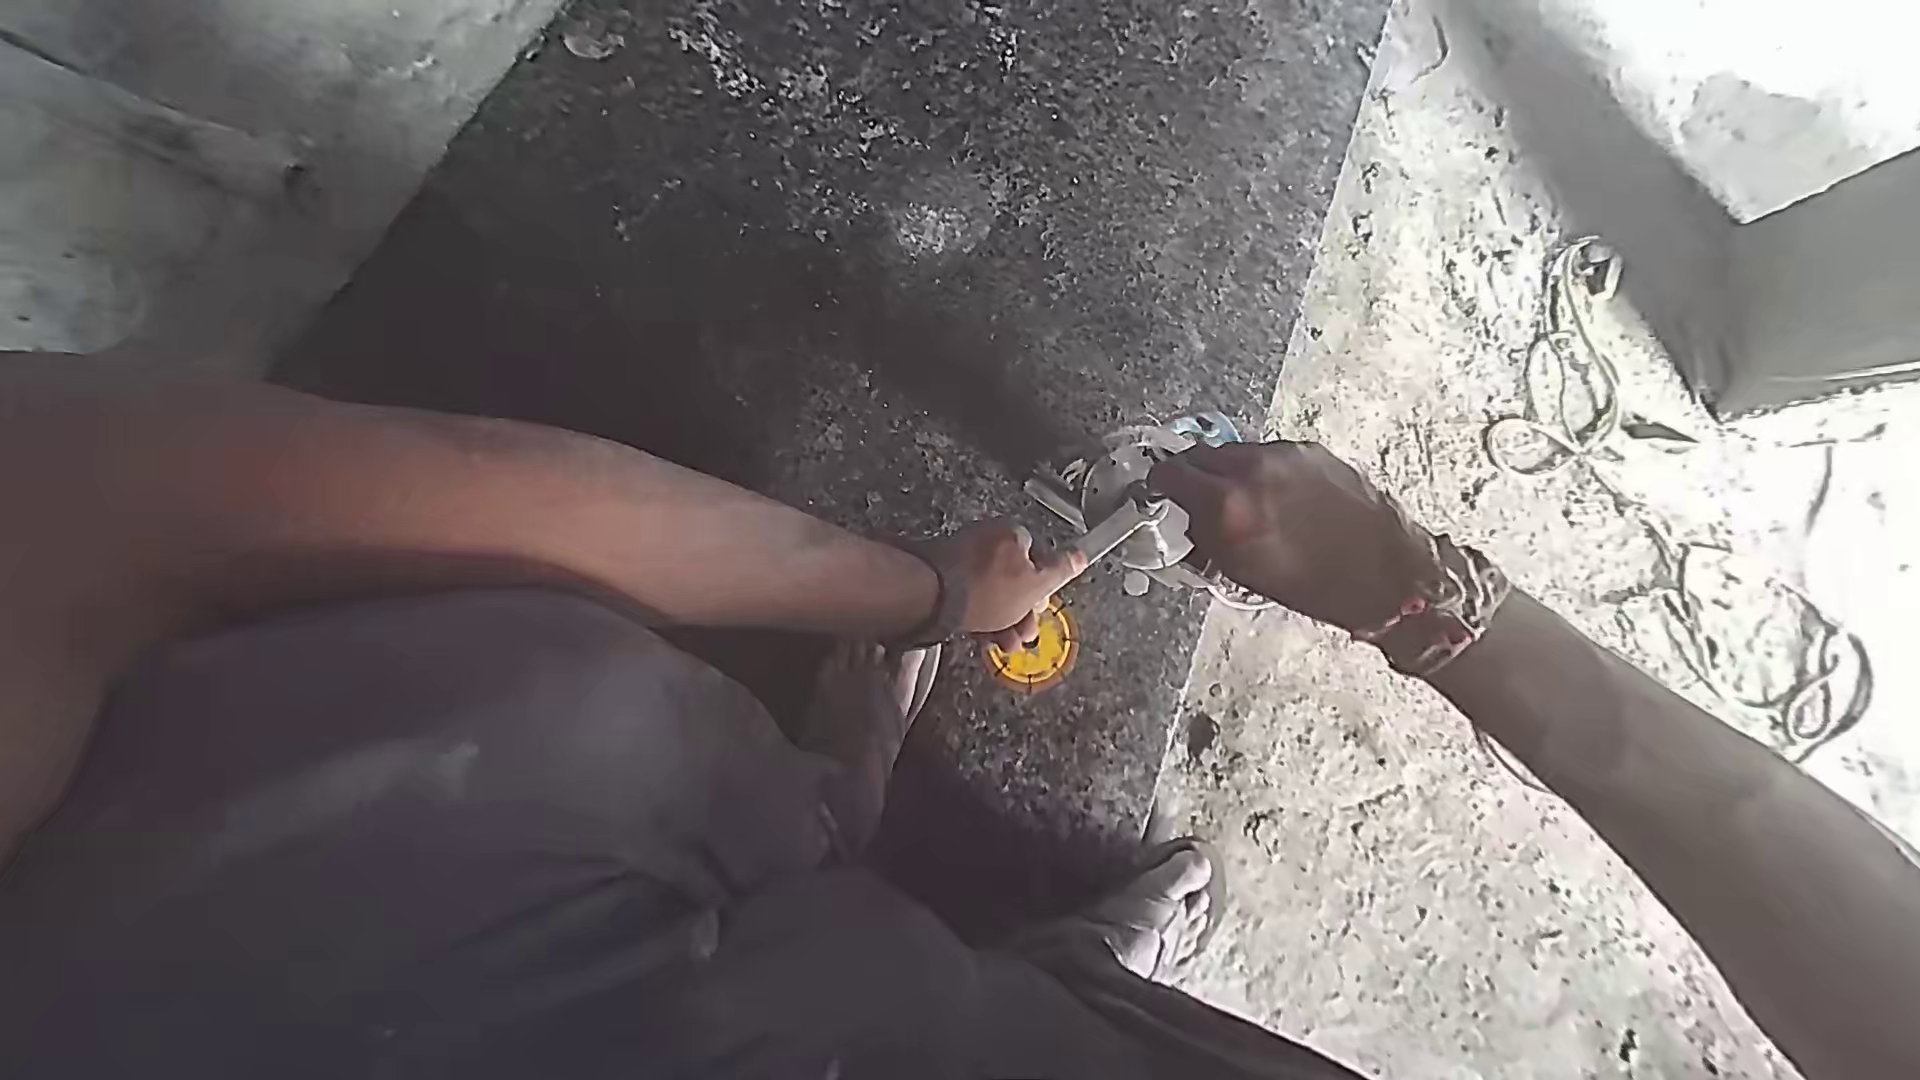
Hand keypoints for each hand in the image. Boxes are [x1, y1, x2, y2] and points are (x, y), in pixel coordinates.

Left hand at [922, 520, 1088, 650]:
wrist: (932, 598)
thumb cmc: (984, 588)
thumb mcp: (1035, 585)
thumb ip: (1060, 571)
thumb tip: (1080, 556)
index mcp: (1011, 534)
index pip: (1039, 558)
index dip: (1043, 588)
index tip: (1040, 606)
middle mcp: (986, 540)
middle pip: (1014, 579)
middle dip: (1021, 611)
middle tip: (1023, 631)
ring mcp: (964, 559)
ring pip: (993, 593)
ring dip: (1002, 621)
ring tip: (1003, 642)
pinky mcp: (946, 578)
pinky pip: (971, 598)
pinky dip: (979, 617)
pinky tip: (983, 637)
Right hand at [1149, 441, 1434, 632]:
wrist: (1383, 573)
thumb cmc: (1313, 583)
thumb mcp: (1238, 567)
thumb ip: (1204, 532)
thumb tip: (1189, 513)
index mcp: (1229, 504)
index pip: (1171, 472)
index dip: (1159, 481)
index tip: (1159, 487)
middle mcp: (1252, 470)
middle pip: (1198, 453)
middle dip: (1189, 472)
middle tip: (1192, 492)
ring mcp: (1283, 455)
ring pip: (1232, 450)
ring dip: (1223, 470)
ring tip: (1238, 498)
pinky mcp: (1308, 450)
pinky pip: (1265, 453)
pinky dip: (1257, 470)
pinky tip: (1271, 495)